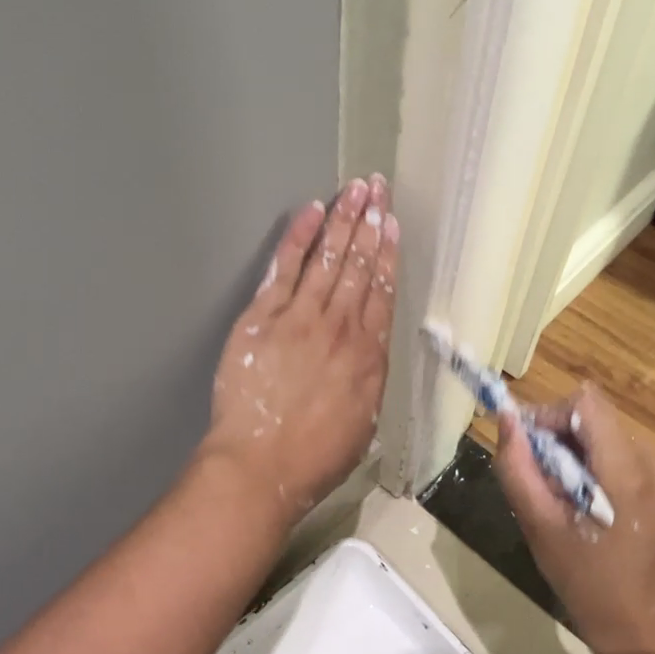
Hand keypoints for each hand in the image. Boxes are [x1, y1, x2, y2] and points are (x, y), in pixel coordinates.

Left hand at [196, 175, 398, 522]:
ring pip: (328, 258)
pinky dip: (299, 237)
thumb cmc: (315, 458)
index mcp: (369, 354)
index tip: (392, 225)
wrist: (262, 465)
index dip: (388, 254)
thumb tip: (370, 355)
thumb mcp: (362, 422)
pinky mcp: (263, 318)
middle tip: (377, 188)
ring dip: (343, 219)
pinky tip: (312, 211)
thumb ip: (368, 380)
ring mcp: (301, 317)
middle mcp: (341, 327)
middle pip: (359, 265)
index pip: (382, 291)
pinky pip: (285, 267)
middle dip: (369, 222)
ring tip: (356, 188)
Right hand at [495, 385, 654, 653]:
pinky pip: (622, 457)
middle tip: (540, 483)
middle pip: (595, 419)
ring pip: (607, 437)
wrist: (642, 629)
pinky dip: (597, 470)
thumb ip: (517, 466)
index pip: (585, 402)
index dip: (549, 417)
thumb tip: (506, 418)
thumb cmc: (585, 580)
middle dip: (560, 441)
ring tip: (562, 500)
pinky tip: (587, 508)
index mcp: (627, 469)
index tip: (529, 450)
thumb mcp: (538, 525)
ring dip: (577, 457)